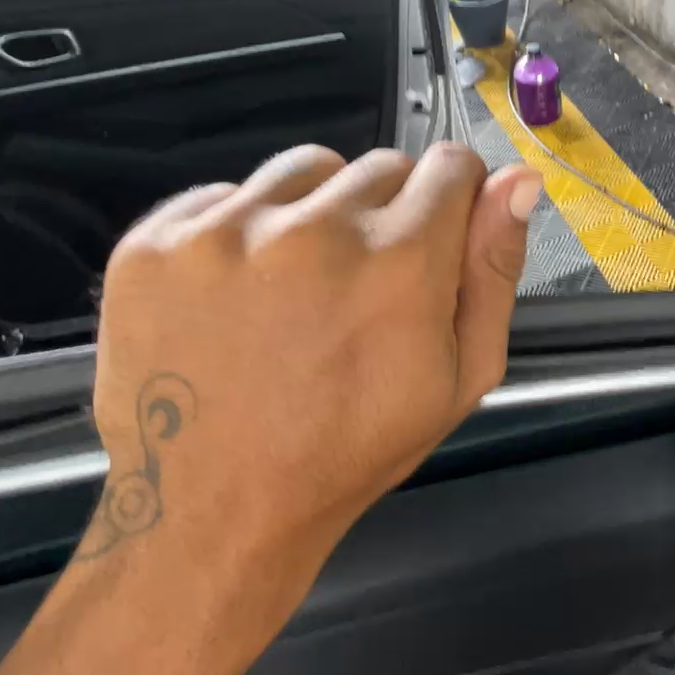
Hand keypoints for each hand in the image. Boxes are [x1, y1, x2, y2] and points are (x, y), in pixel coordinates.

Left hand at [84, 142, 543, 576]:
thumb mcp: (463, 375)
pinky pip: (224, 193)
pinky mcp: (156, 241)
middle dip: (392, 210)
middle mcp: (315, 227)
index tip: (438, 239)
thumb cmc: (357, 447)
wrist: (215, 510)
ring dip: (319, 208)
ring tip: (302, 282)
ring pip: (307, 168)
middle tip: (366, 283)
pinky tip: (239, 291)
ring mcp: (225, 230)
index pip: (452, 164)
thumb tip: (519, 178)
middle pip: (383, 165)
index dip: (456, 199)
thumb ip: (495, 269)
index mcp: (401, 261)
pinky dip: (243, 228)